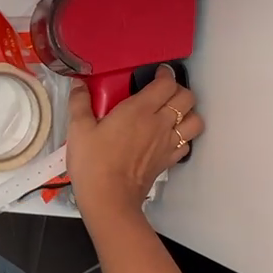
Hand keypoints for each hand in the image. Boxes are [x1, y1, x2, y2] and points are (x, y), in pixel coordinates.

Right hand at [65, 66, 202, 221]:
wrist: (109, 199)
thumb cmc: (93, 162)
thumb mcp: (78, 129)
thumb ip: (80, 103)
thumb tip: (78, 85)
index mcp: (139, 110)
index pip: (166, 84)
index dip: (165, 74)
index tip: (156, 73)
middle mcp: (160, 124)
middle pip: (187, 99)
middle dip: (178, 90)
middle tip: (163, 91)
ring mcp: (168, 144)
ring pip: (195, 121)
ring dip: (188, 113)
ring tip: (172, 113)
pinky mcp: (168, 161)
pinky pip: (187, 144)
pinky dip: (183, 137)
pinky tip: (168, 137)